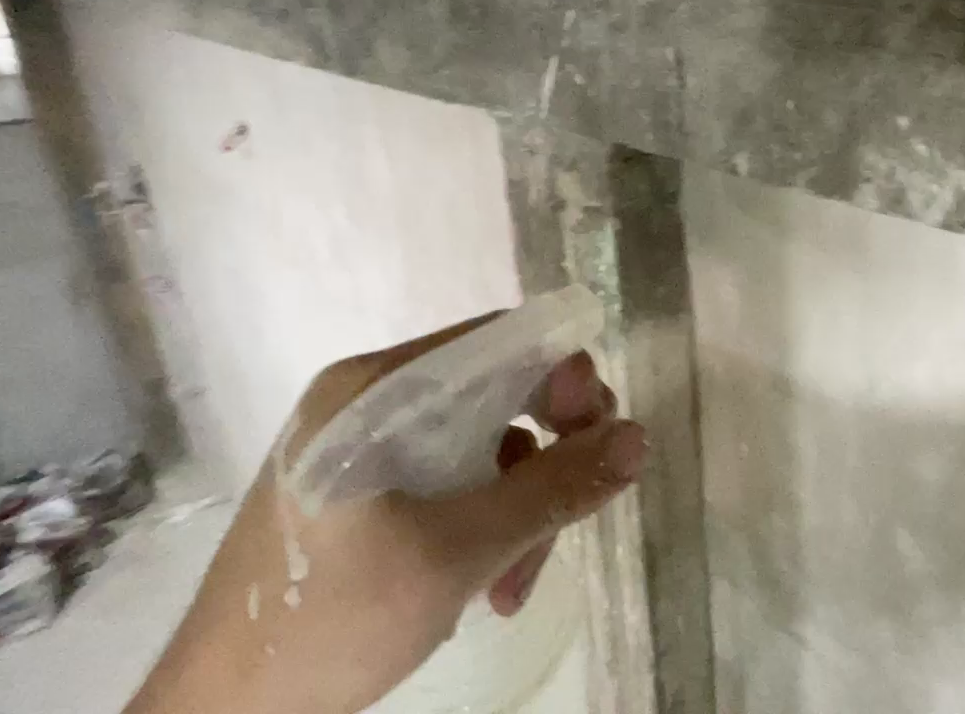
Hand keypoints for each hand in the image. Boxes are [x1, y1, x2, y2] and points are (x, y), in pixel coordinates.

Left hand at [125, 316, 646, 713]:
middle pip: (507, 393)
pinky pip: (465, 478)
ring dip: (526, 505)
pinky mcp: (374, 485)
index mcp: (377, 389)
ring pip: (494, 443)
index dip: (565, 379)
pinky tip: (492, 583)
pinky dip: (494, 522)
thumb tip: (639, 438)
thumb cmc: (326, 623)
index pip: (504, 342)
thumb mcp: (458, 553)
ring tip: (516, 582)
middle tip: (582, 503)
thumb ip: (554, 489)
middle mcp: (376, 399)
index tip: (595, 436)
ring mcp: (372, 443)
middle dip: (552, 455)